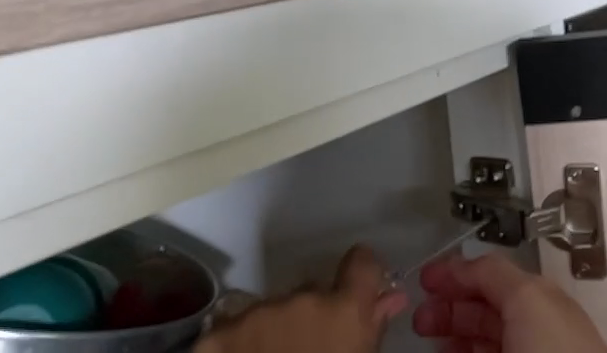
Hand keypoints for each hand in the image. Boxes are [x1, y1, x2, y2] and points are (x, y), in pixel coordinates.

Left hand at [196, 245, 407, 352]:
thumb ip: (372, 331)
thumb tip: (391, 299)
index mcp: (344, 311)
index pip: (361, 262)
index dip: (362, 274)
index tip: (359, 294)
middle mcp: (302, 300)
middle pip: (311, 293)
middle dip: (311, 319)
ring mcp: (256, 316)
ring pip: (272, 313)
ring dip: (274, 334)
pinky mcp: (215, 338)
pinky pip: (232, 330)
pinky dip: (238, 348)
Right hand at [412, 252, 606, 352]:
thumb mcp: (524, 298)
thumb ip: (489, 273)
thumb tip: (458, 266)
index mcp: (538, 295)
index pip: (491, 273)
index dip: (455, 272)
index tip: (428, 278)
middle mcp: (537, 321)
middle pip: (486, 305)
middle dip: (450, 305)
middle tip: (423, 314)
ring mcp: (533, 349)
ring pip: (488, 334)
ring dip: (457, 333)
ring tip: (433, 339)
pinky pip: (494, 352)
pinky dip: (472, 352)